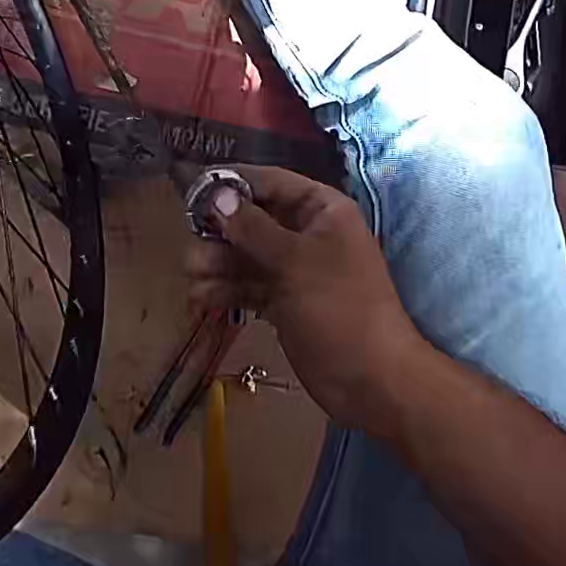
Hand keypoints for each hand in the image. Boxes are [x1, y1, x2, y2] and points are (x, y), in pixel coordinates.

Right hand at [184, 164, 422, 430]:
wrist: (373, 384)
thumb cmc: (340, 309)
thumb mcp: (295, 261)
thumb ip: (251, 227)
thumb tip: (216, 194)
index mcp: (319, 209)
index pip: (268, 181)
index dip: (230, 183)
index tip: (192, 189)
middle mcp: (303, 231)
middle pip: (248, 218)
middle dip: (218, 232)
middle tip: (193, 247)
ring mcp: (290, 267)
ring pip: (241, 253)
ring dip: (215, 262)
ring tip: (194, 277)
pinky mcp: (280, 299)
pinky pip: (244, 283)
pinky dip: (223, 288)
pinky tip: (201, 299)